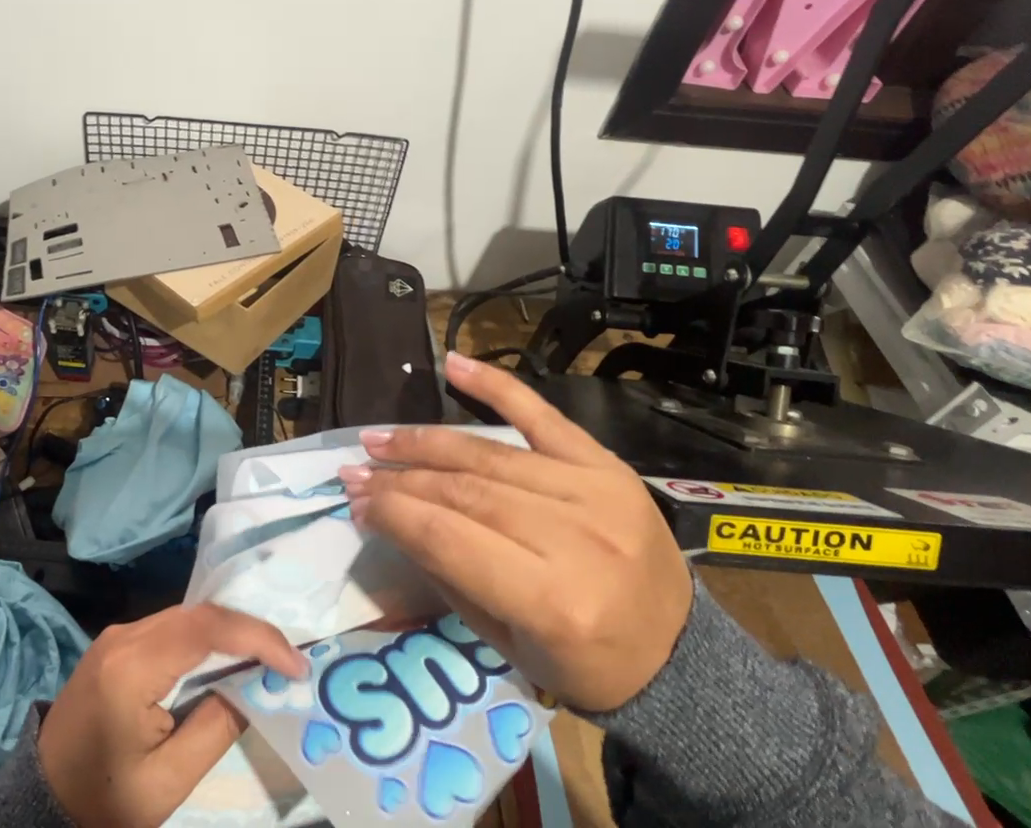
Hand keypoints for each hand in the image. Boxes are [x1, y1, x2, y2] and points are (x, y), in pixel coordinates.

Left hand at [38, 604, 306, 827]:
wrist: (43, 800)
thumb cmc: (106, 798)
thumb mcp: (169, 779)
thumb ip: (217, 726)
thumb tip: (256, 686)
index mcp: (131, 667)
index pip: (206, 628)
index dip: (257, 637)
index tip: (295, 666)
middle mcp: (122, 637)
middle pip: (197, 616)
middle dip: (249, 633)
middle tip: (289, 665)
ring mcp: (116, 637)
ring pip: (186, 618)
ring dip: (229, 635)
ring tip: (268, 664)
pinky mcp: (115, 646)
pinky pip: (170, 630)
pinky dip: (205, 641)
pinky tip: (227, 662)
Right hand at [339, 352, 692, 712]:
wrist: (677, 655)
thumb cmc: (583, 664)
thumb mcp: (505, 642)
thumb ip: (448, 573)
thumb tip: (388, 516)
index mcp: (552, 601)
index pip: (447, 537)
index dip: (392, 513)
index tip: (354, 500)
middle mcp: (576, 538)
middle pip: (464, 490)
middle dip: (400, 478)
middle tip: (355, 470)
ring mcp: (597, 494)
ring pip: (490, 456)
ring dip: (426, 442)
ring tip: (380, 439)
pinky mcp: (609, 466)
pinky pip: (544, 417)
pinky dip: (496, 387)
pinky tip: (454, 365)